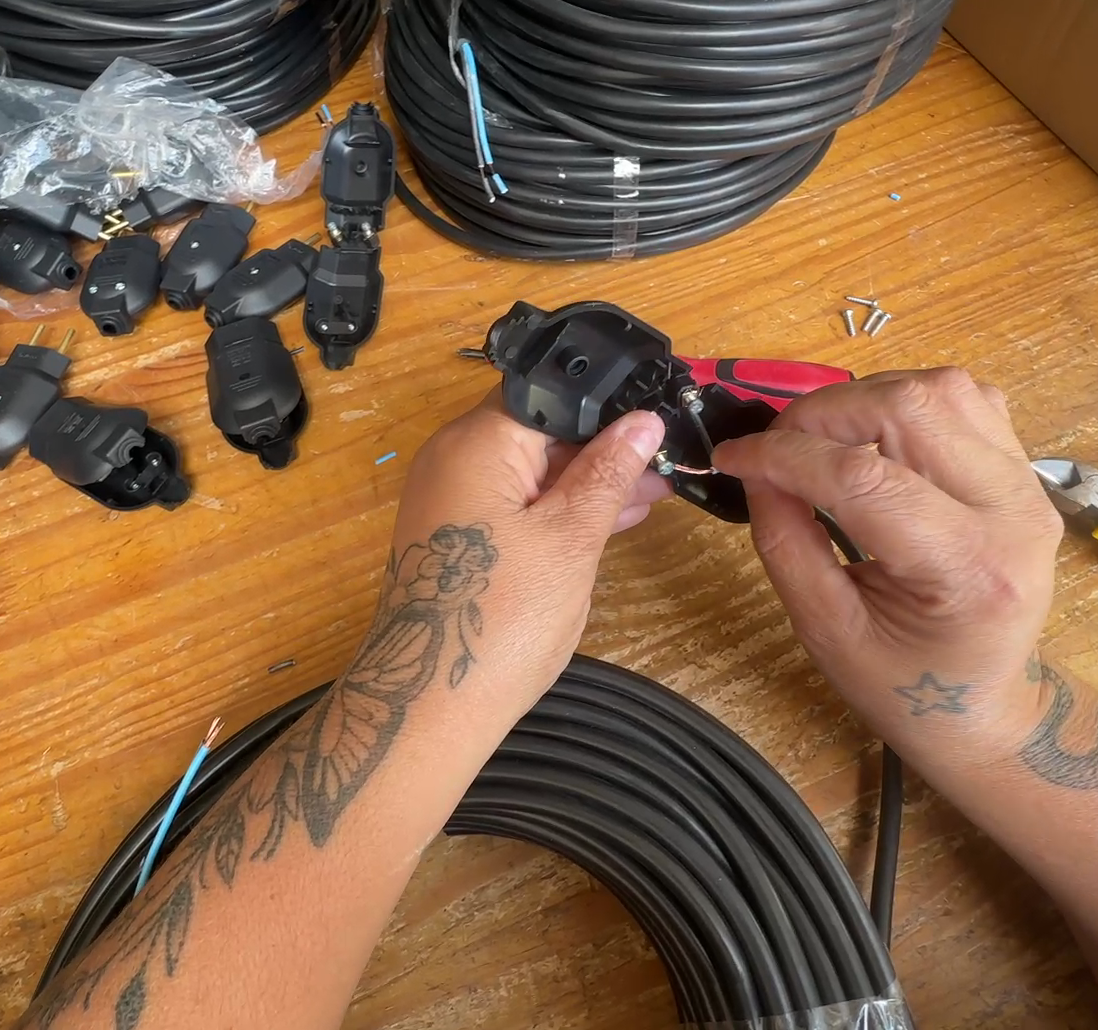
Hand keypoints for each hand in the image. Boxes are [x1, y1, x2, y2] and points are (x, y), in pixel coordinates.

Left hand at [384, 392, 668, 704]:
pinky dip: (557, 509)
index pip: (547, 395)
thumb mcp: (571, 539)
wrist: (432, 703)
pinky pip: (515, 504)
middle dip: (601, 447)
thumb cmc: (506, 615)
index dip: (604, 403)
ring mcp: (452, 497)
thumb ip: (608, 474)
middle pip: (538, 432)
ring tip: (654, 490)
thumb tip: (644, 421)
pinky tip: (613, 517)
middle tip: (665, 462)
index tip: (655, 418)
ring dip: (587, 482)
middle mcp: (454, 458)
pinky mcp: (458, 533)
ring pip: (530, 471)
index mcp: (476, 443)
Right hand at [711, 368, 1061, 752]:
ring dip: (859, 399)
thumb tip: (756, 467)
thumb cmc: (897, 683)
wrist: (980, 704)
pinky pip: (963, 398)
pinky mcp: (1022, 470)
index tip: (730, 456)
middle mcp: (1012, 512)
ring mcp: (1026, 484)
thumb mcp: (822, 626)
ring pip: (940, 388)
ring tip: (817, 437)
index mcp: (965, 570)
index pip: (861, 477)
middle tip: (774, 444)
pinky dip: (898, 401)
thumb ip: (785, 540)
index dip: (781, 455)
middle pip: (910, 408)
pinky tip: (867, 435)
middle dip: (820, 413)